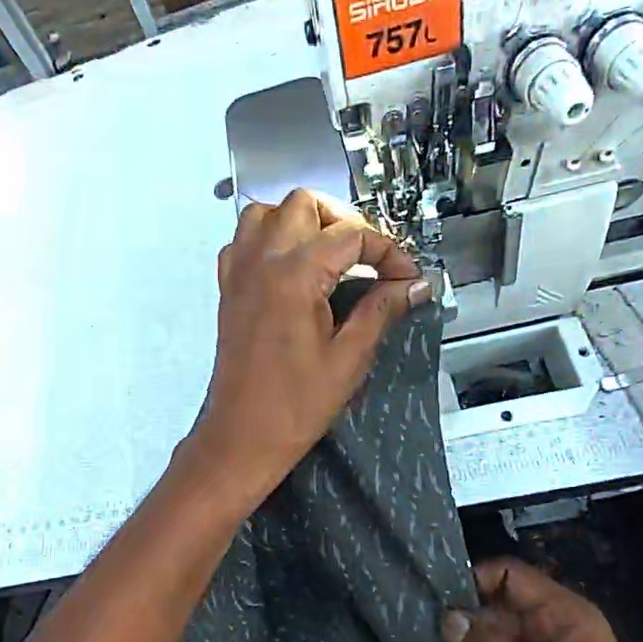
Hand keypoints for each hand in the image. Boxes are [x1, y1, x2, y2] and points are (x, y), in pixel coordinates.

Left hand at [186, 188, 428, 495]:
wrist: (243, 436)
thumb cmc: (295, 406)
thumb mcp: (350, 358)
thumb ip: (382, 310)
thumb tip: (413, 286)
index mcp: (293, 276)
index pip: (350, 235)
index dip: (387, 250)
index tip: (406, 276)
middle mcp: (260, 262)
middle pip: (307, 205)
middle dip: (347, 223)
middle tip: (372, 258)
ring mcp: (239, 272)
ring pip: (270, 212)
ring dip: (306, 222)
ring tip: (334, 255)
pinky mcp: (229, 288)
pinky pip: (247, 239)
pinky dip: (274, 239)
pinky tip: (297, 268)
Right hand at [442, 557, 642, 641]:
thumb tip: (447, 615)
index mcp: (568, 614)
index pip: (510, 574)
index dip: (472, 580)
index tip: (430, 599)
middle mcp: (564, 624)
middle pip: (508, 602)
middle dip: (470, 613)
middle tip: (420, 629)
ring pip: (511, 632)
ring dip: (479, 640)